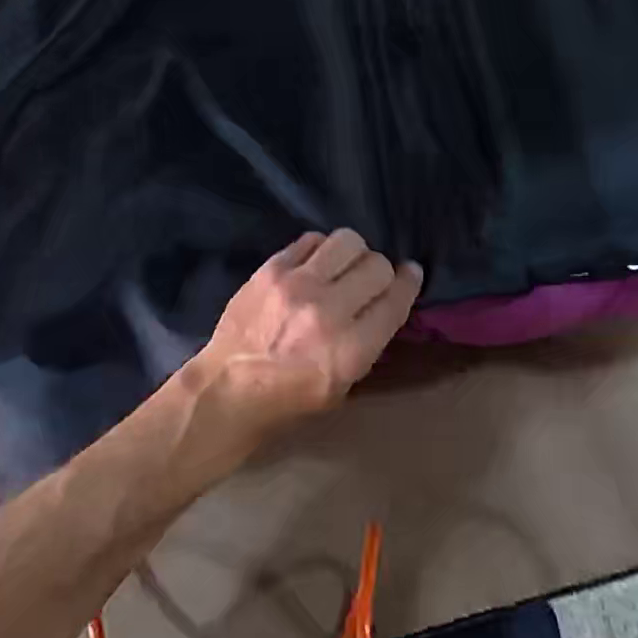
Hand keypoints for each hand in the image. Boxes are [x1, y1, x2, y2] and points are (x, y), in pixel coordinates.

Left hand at [188, 229, 423, 432]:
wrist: (227, 390)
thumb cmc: (290, 398)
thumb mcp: (345, 385)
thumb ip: (371, 340)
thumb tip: (389, 298)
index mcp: (350, 350)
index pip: (396, 300)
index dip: (409, 282)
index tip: (411, 273)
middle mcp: (328, 312)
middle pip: (377, 265)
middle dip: (381, 272)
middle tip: (369, 282)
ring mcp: (297, 286)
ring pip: (349, 241)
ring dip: (355, 253)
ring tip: (344, 267)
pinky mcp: (272, 269)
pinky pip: (312, 239)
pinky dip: (322, 250)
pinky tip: (316, 266)